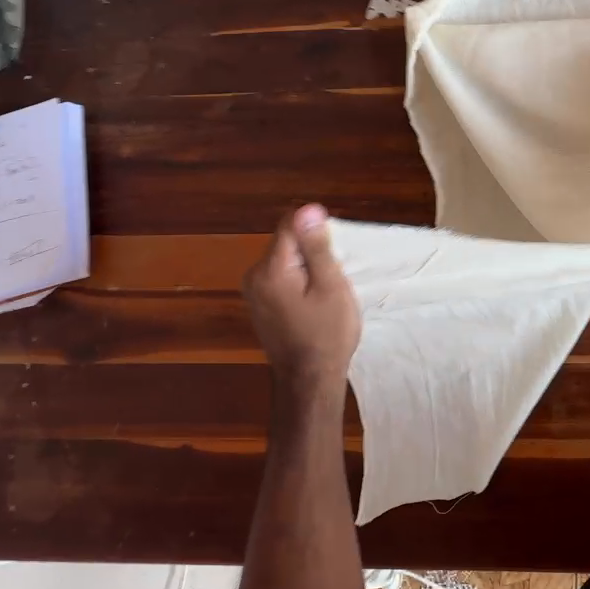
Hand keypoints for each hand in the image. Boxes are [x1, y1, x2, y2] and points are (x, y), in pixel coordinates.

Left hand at [243, 204, 362, 393]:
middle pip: (287, 243)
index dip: (317, 231)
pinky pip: (281, 278)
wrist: (308, 379)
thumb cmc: (327, 333)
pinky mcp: (259, 305)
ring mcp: (253, 292)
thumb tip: (308, 209)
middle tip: (335, 278)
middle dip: (313, 252)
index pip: (290, 225)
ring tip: (327, 293)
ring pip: (285, 261)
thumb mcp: (331, 286)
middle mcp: (254, 276)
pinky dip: (299, 282)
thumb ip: (317, 248)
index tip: (336, 251)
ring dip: (307, 268)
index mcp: (271, 269)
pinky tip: (313, 303)